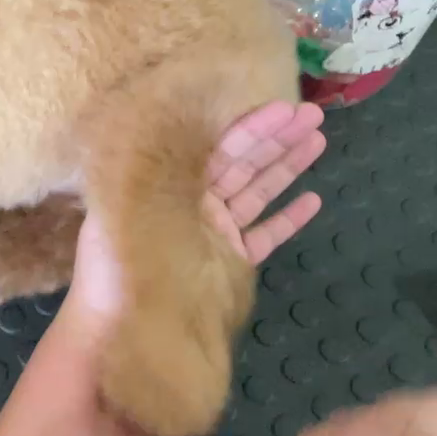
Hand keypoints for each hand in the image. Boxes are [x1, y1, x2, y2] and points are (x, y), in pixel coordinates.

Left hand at [65, 100, 325, 322]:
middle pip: (241, 164)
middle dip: (276, 138)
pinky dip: (287, 219)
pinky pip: (264, 236)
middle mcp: (191, 205)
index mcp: (165, 187)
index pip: (214, 148)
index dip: (250, 127)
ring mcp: (214, 234)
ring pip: (256, 193)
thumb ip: (155, 171)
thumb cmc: (117, 267)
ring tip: (319, 139)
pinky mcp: (231, 264)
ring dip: (287, 167)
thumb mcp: (127, 208)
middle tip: (312, 115)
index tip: (283, 107)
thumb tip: (171, 124)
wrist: (125, 328)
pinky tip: (313, 199)